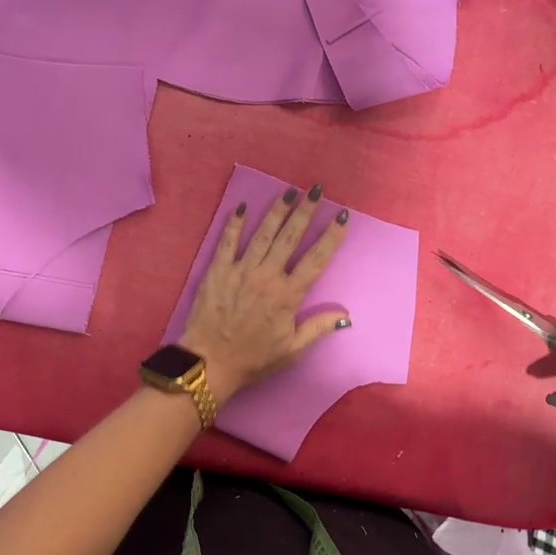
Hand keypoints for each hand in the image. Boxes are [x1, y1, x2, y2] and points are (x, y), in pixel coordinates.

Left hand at [179, 184, 351, 401]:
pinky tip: (241, 207)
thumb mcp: (292, 350)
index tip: (342, 216)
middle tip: (316, 190)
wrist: (209, 364)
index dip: (331, 236)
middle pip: (290, 237)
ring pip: (263, 234)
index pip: (316, 259)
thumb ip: (318, 328)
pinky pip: (227, 242)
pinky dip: (234, 224)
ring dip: (277, 210)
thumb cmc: (254, 359)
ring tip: (289, 191)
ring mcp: (241, 271)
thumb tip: (346, 316)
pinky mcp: (217, 271)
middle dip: (305, 211)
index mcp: (288, 295)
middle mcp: (267, 276)